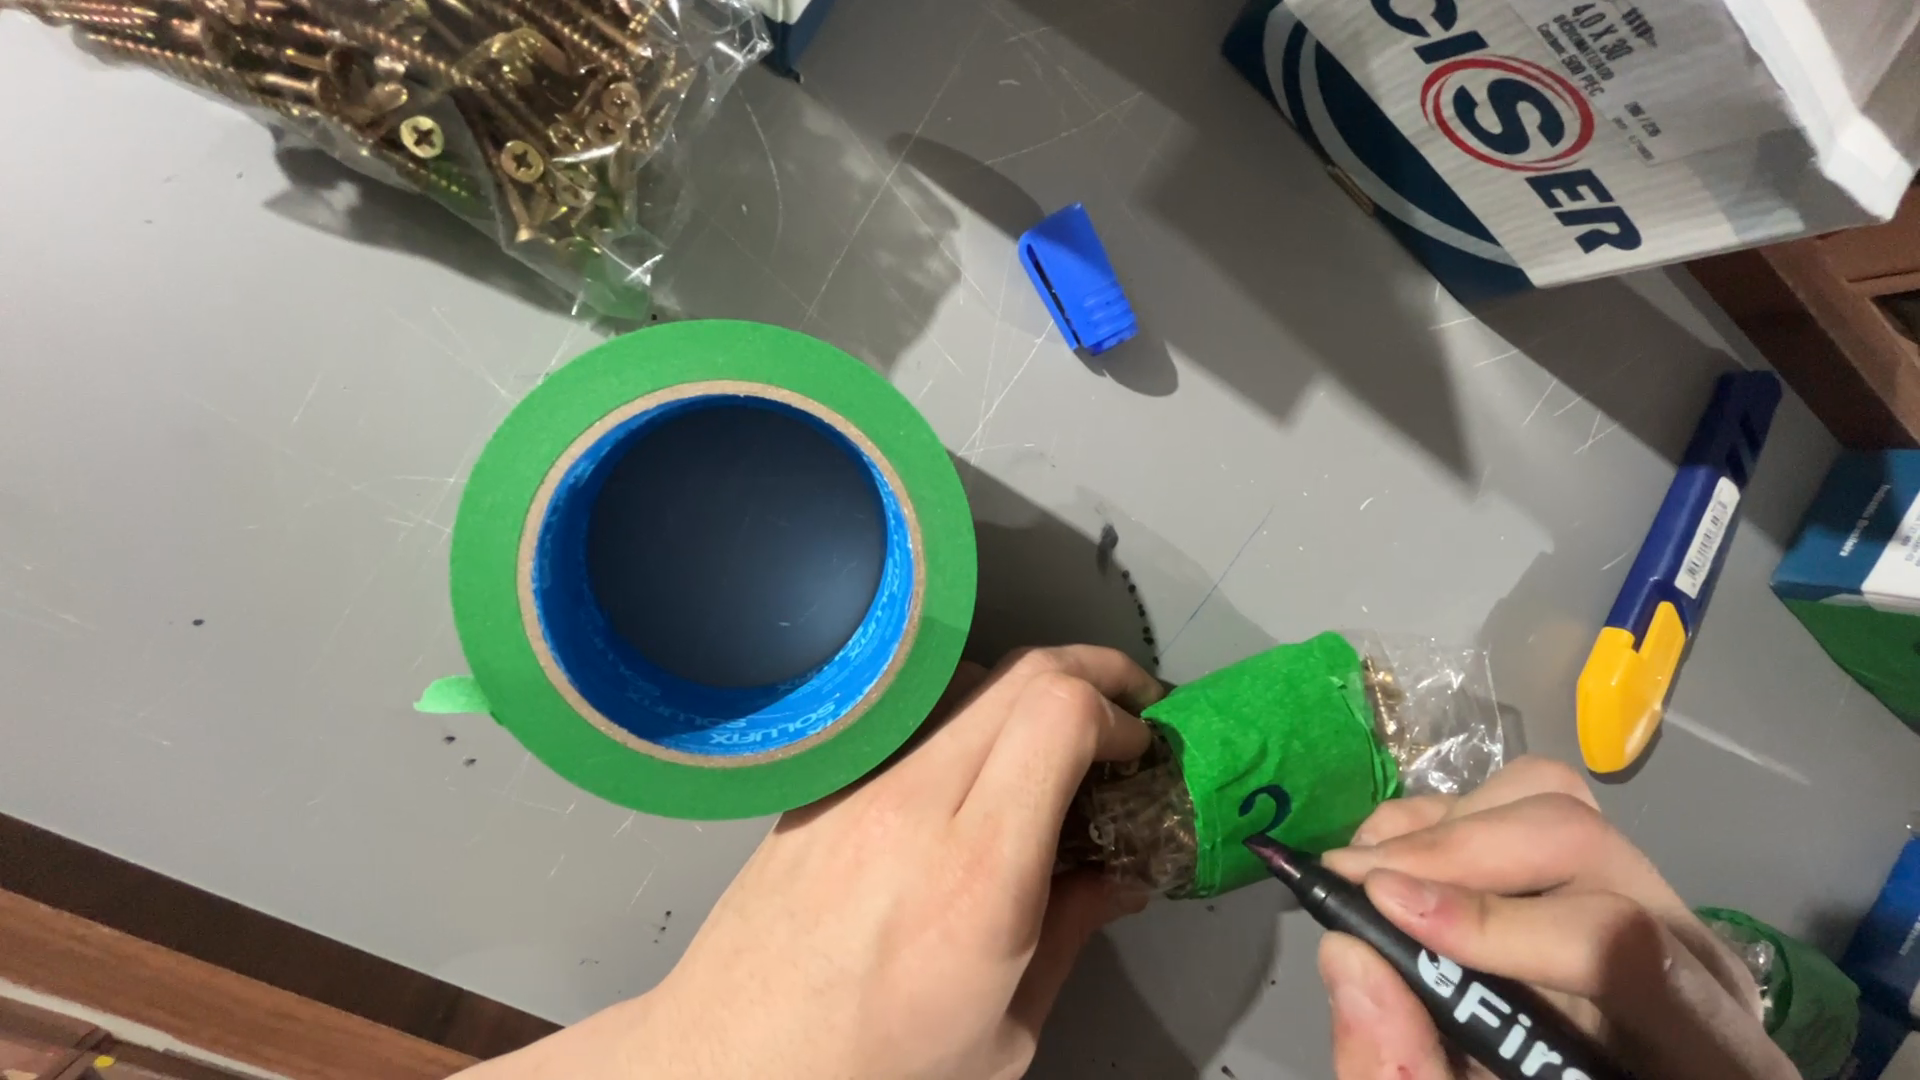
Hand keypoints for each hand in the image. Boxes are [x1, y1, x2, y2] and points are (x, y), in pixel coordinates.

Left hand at [461, 645, 1163, 1079]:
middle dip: (1094, 671)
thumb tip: (1126, 871)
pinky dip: (974, 708)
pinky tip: (983, 757)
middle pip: (1023, 672)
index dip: (1117, 714)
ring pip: (971, 676)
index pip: (1056, 716)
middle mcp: (916, 801)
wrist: (731, 1059)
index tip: (1139, 748)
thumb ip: (1074, 931)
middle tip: (1130, 704)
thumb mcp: (1005, 1032)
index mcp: (976, 872)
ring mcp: (864, 778)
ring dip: (1033, 687)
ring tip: (1060, 733)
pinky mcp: (832, 776)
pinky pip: (919, 709)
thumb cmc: (875, 1071)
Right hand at [1314, 757, 1794, 1079]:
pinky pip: (1507, 793)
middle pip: (1579, 840)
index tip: (1384, 906)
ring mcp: (1638, 892)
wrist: (1529, 1075)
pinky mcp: (1576, 860)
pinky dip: (1424, 815)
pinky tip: (1384, 859)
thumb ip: (1403, 1064)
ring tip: (1367, 871)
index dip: (1491, 918)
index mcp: (1698, 1053)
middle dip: (1448, 851)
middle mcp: (1688, 956)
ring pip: (1546, 797)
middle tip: (1357, 880)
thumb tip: (1346, 949)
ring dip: (1433, 826)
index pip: (1617, 946)